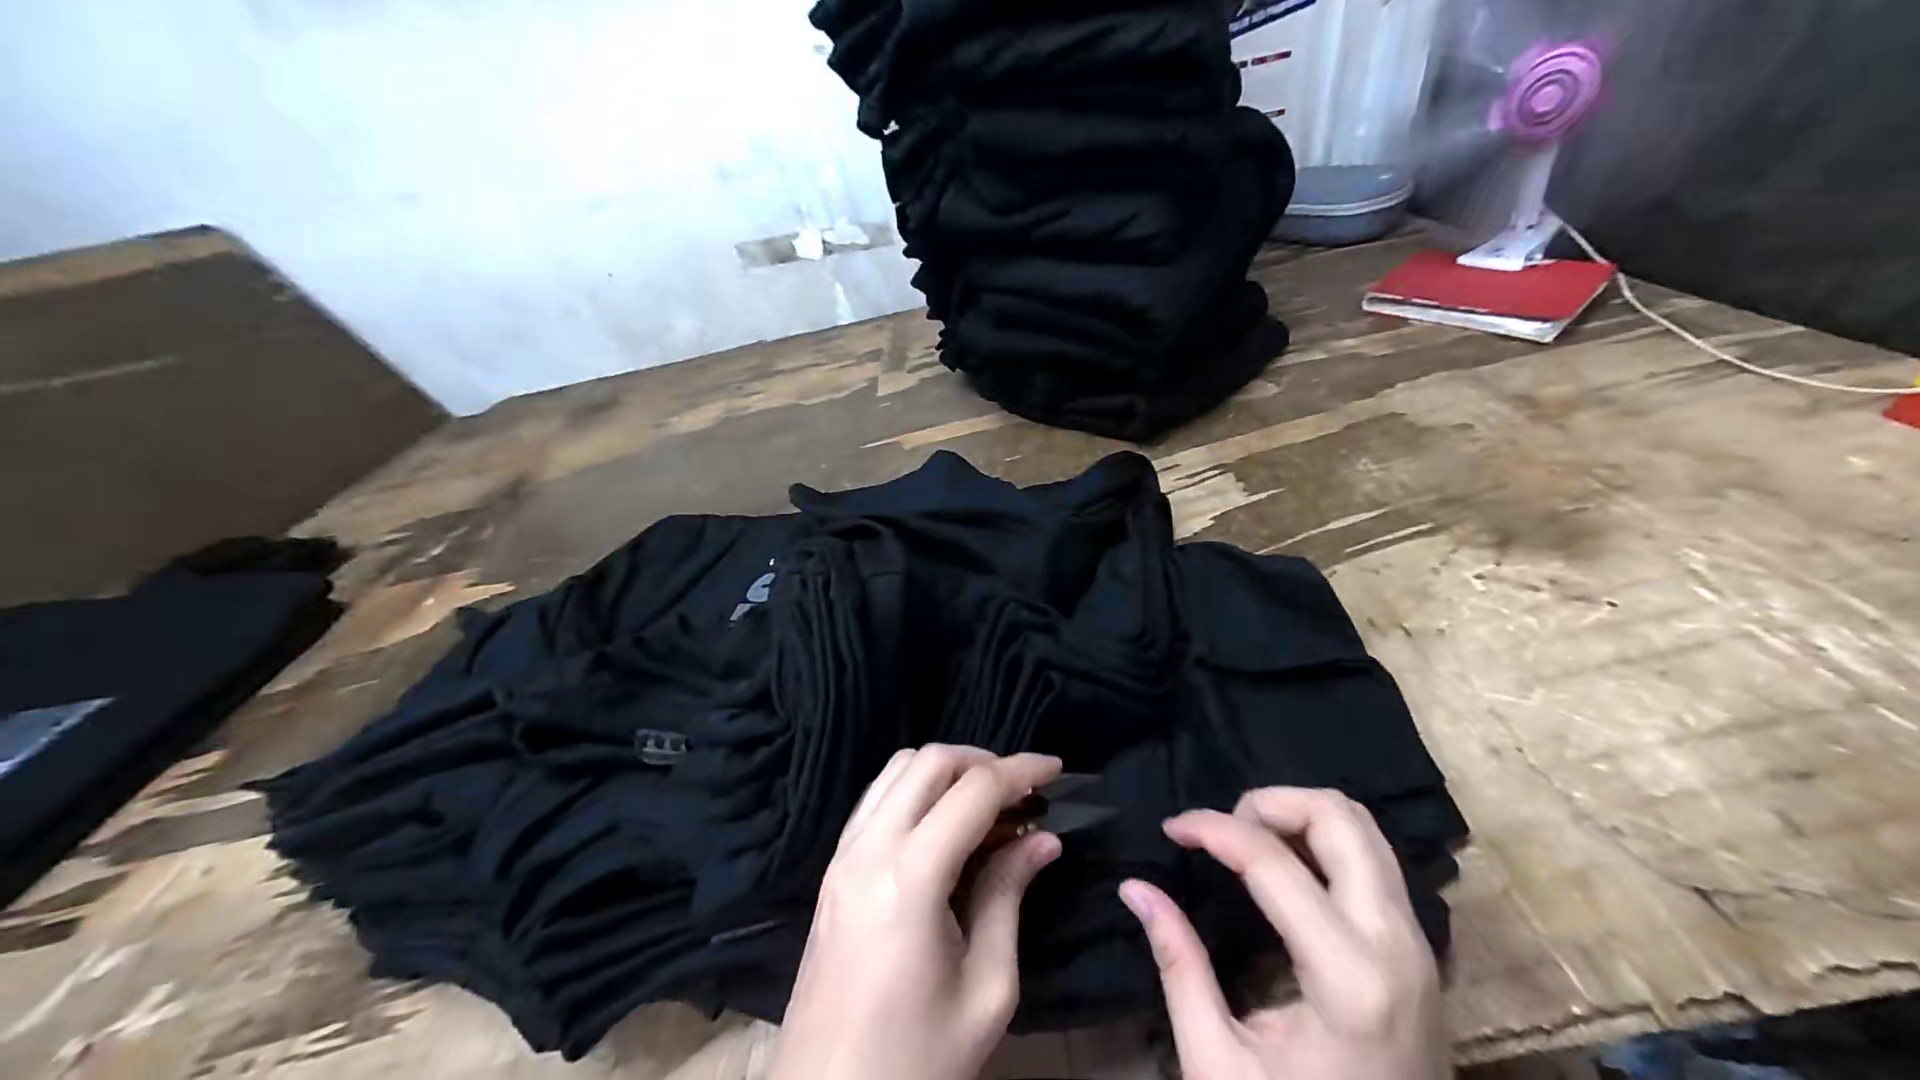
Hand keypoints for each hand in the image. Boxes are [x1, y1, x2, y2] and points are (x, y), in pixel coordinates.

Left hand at [769, 745, 1064, 1079]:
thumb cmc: (917, 1060)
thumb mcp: (986, 988)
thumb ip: (1009, 896)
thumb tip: (1042, 838)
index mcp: (909, 878)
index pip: (973, 791)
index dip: (1021, 771)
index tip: (1057, 770)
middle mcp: (868, 849)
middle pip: (928, 762)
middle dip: (983, 761)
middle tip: (1024, 790)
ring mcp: (842, 856)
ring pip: (896, 771)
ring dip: (946, 771)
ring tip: (989, 802)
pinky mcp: (832, 870)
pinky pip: (876, 799)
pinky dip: (915, 790)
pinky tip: (944, 824)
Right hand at [1119, 788, 1446, 1079]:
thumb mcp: (1218, 1061)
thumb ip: (1177, 963)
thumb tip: (1135, 888)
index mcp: (1349, 979)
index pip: (1273, 860)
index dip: (1211, 827)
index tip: (1172, 827)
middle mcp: (1397, 945)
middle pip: (1339, 817)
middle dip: (1268, 803)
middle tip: (1218, 830)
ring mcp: (1418, 945)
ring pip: (1364, 828)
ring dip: (1299, 815)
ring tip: (1246, 841)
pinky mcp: (1418, 951)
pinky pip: (1373, 858)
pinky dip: (1323, 839)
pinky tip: (1283, 866)